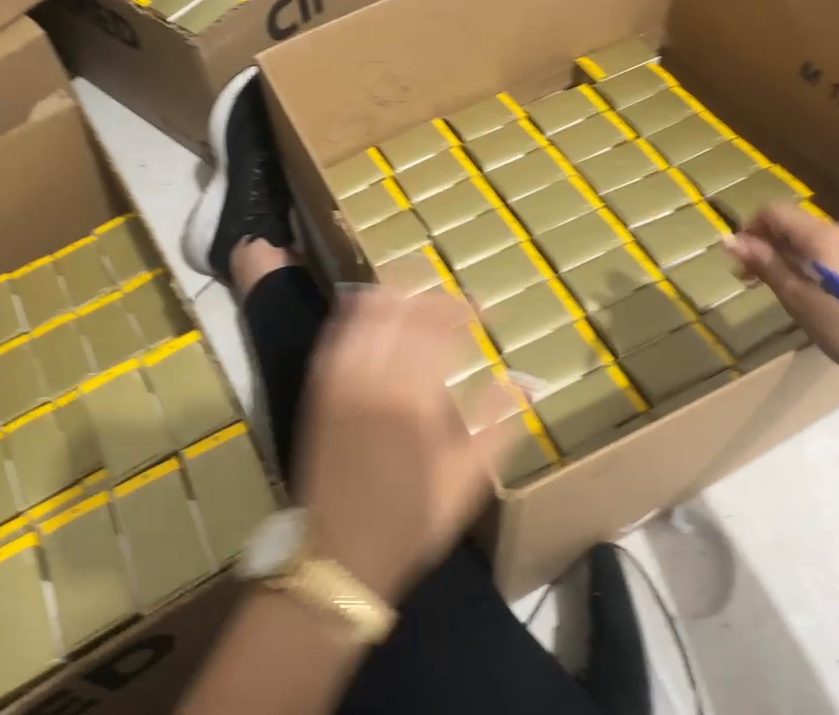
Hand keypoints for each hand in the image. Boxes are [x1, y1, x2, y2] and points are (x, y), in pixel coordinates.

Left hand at [294, 287, 519, 602]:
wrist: (340, 552)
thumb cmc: (411, 522)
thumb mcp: (467, 483)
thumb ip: (496, 427)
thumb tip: (520, 383)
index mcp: (418, 403)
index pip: (439, 333)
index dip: (460, 311)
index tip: (479, 307)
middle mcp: (377, 383)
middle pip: (403, 317)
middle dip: (430, 298)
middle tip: (450, 299)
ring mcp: (342, 384)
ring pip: (365, 320)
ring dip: (391, 296)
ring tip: (412, 286)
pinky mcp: (318, 392)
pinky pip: (334, 338)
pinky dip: (352, 313)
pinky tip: (364, 302)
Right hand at [724, 204, 838, 399]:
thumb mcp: (799, 303)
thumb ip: (766, 266)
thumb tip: (730, 240)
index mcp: (827, 238)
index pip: (778, 212)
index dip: (754, 228)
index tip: (745, 258)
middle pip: (810, 231)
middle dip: (787, 252)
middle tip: (777, 288)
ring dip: (823, 263)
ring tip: (825, 302)